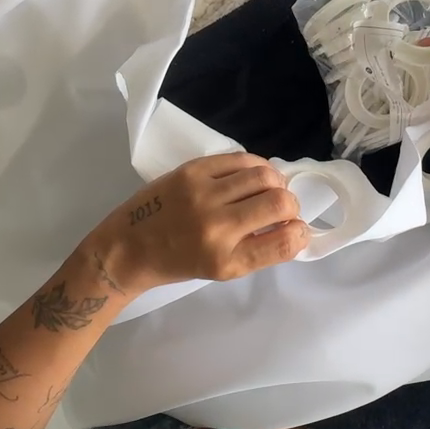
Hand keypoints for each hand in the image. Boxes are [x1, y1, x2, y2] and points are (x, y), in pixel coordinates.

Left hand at [84, 153, 308, 296]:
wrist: (129, 246)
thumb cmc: (177, 262)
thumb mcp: (220, 270)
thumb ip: (257, 249)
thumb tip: (292, 226)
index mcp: (226, 261)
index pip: (283, 242)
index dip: (301, 232)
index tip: (298, 229)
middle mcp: (217, 227)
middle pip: (279, 203)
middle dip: (292, 204)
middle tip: (283, 208)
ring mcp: (203, 194)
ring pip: (264, 175)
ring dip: (276, 182)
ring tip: (269, 188)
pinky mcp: (193, 170)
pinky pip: (240, 158)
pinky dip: (256, 165)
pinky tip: (253, 174)